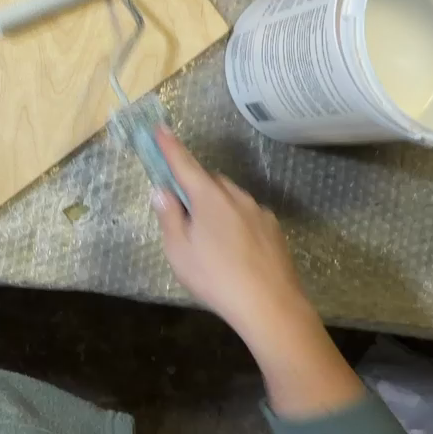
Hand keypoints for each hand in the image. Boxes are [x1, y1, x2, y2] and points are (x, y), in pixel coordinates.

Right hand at [149, 131, 363, 416]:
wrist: (270, 306)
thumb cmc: (215, 277)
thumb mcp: (179, 250)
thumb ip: (169, 216)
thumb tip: (162, 191)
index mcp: (208, 197)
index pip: (184, 164)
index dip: (169, 146)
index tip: (159, 128)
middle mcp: (235, 196)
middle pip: (208, 180)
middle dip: (193, 186)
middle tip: (179, 208)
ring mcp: (258, 212)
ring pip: (229, 197)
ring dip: (214, 205)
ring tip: (206, 236)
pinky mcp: (273, 229)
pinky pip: (246, 214)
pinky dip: (233, 220)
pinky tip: (230, 248)